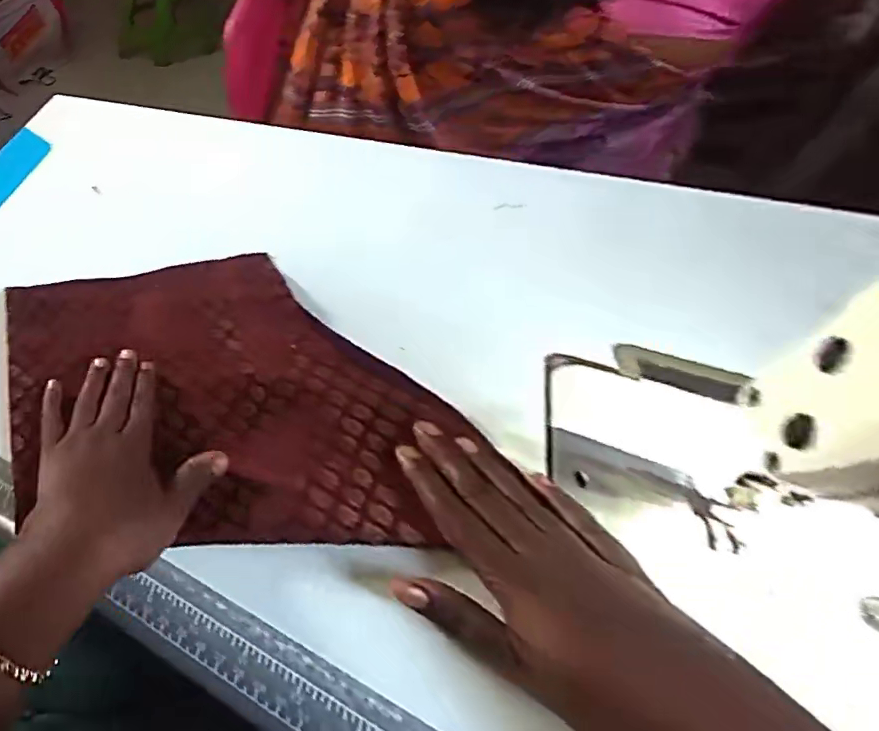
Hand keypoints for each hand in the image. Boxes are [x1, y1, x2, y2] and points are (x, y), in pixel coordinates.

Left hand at [21, 349, 228, 585]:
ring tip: (98, 361)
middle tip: (125, 352)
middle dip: (122, 374)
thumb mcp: (168, 511)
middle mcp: (103, 436)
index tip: (147, 365)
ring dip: (93, 380)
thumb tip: (220, 455)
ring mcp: (74, 441)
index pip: (142, 408)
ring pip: (85, 402)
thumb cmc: (124, 534)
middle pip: (114, 398)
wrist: (71, 545)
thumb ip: (191, 480)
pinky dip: (52, 400)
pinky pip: (51, 418)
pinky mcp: (50, 452)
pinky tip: (52, 385)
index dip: (145, 386)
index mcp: (133, 448)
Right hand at [394, 424, 825, 730]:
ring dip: (493, 467)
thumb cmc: (617, 703)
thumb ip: (464, 623)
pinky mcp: (626, 572)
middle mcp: (549, 559)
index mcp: (519, 582)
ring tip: (467, 440)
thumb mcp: (527, 671)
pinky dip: (554, 496)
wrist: (724, 723)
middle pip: (488, 499)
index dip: (428, 483)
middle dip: (452, 460)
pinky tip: (537, 479)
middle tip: (425, 428)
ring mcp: (589, 561)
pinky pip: (580, 522)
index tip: (406, 454)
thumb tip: (406, 587)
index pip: (459, 519)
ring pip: (527, 501)